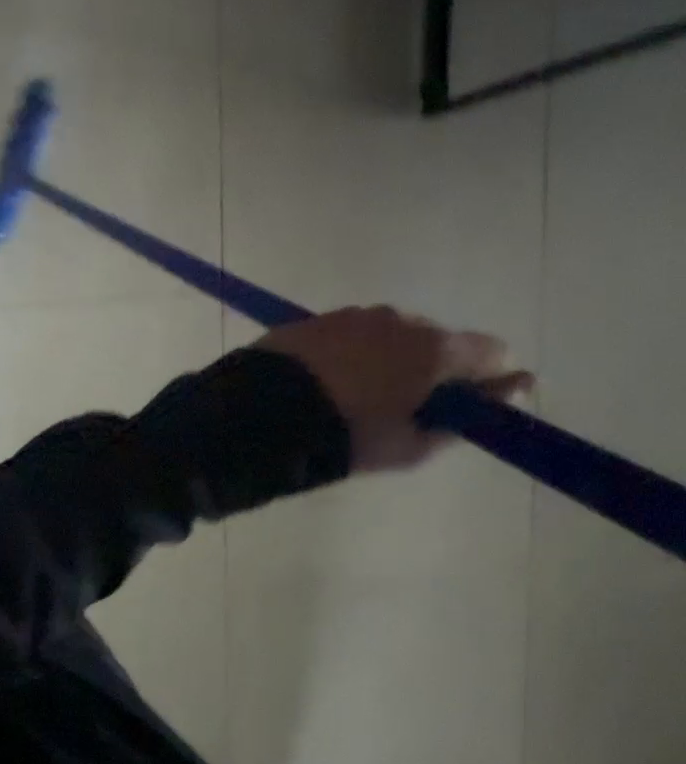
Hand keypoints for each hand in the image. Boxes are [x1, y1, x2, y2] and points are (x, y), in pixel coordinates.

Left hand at [254, 305, 534, 472]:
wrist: (259, 414)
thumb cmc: (345, 434)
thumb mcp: (410, 445)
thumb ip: (462, 420)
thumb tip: (505, 394)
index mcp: (434, 348)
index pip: (487, 351)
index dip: (483, 378)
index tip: (462, 404)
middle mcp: (396, 320)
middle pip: (430, 339)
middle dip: (425, 366)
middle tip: (398, 403)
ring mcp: (345, 317)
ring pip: (382, 334)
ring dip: (380, 357)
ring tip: (352, 394)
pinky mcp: (303, 324)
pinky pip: (339, 336)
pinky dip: (340, 354)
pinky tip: (320, 381)